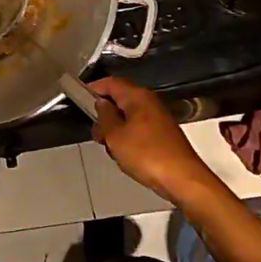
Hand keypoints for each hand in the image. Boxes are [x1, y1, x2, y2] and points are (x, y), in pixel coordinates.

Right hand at [88, 77, 219, 204]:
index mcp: (137, 97)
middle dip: (104, 114)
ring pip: (128, 116)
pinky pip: (138, 128)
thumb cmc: (147, 155)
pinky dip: (127, 138)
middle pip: (120, 99)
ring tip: (111, 149)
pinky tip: (125, 156)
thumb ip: (104, 117)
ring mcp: (158, 117)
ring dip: (115, 129)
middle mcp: (149, 102)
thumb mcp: (115, 136)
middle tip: (97, 133)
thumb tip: (101, 104)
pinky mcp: (162, 133)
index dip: (93, 88)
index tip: (78, 98)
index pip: (111, 82)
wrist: (182, 178)